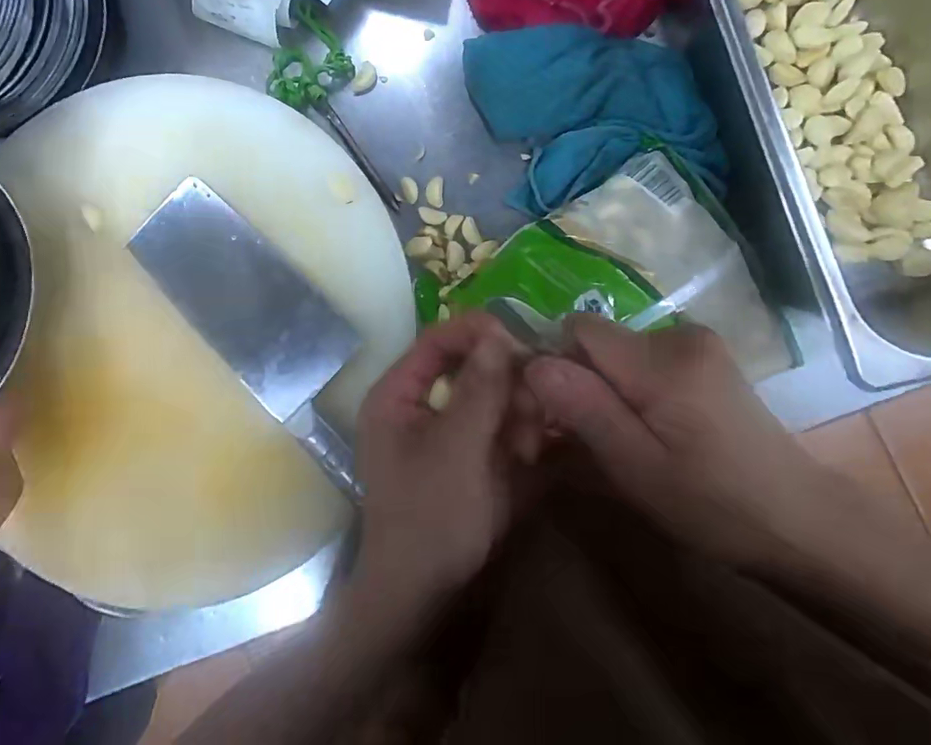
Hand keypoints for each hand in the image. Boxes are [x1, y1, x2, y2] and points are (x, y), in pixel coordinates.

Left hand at [350, 313, 531, 617]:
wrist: (422, 597)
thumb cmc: (429, 518)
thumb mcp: (457, 449)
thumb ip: (479, 390)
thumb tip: (498, 334)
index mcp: (397, 394)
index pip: (437, 340)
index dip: (477, 332)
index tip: (521, 341)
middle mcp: (418, 405)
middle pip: (469, 366)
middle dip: (506, 383)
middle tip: (533, 408)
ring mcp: (445, 431)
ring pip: (490, 395)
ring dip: (516, 412)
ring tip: (528, 446)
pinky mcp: (468, 455)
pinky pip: (497, 425)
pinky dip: (517, 433)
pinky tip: (531, 454)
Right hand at [522, 315, 845, 567]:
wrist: (801, 519)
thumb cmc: (715, 505)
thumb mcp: (638, 469)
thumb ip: (585, 410)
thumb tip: (533, 362)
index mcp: (662, 360)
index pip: (577, 330)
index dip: (556, 367)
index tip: (557, 418)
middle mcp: (678, 334)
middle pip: (598, 341)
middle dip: (579, 383)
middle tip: (582, 444)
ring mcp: (697, 342)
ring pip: (618, 352)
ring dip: (605, 389)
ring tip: (621, 443)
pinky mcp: (705, 356)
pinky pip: (645, 359)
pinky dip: (632, 388)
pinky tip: (649, 428)